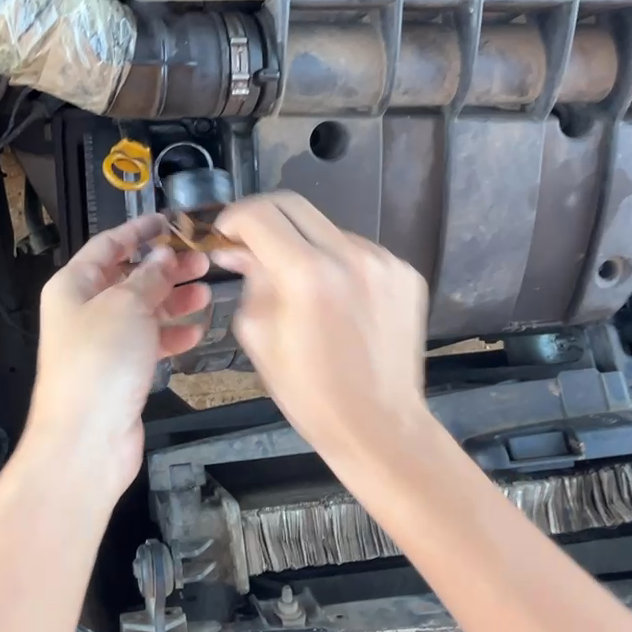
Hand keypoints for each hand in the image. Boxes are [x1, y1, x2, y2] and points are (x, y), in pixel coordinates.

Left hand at [21, 215, 211, 500]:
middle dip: (166, 269)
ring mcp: (102, 342)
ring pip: (143, 310)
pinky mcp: (119, 371)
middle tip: (203, 262)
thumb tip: (162, 257)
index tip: (168, 222)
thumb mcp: (126, 305)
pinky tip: (194, 334)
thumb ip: (149, 277)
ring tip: (206, 295)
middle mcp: (84, 309)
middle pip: (129, 277)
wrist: (86, 440)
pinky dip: (171, 336)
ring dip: (173, 301)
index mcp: (73, 285)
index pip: (108, 245)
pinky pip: (149, 342)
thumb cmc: (99, 362)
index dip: (138, 230)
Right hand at [211, 193, 430, 461]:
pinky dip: (337, 263)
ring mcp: (383, 261)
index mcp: (307, 274)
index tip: (226, 236)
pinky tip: (336, 298)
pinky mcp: (405, 272)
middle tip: (251, 244)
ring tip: (300, 283)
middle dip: (264, 219)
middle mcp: (350, 255)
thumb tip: (238, 248)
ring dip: (303, 243)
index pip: (260, 213)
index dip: (233, 219)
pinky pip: (357, 250)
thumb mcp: (258, 336)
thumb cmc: (309, 392)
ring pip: (326, 228)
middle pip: (293, 204)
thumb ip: (249, 279)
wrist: (381, 427)